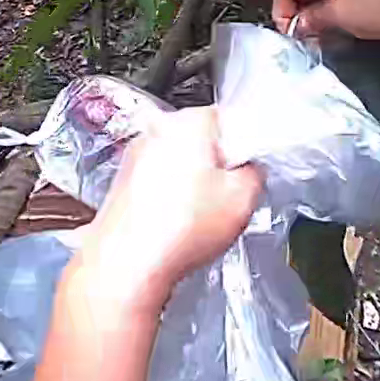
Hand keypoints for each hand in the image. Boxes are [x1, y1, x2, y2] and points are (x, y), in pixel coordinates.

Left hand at [71, 107, 263, 314]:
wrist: (128, 261)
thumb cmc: (180, 229)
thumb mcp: (243, 199)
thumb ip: (255, 171)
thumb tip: (249, 167)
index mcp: (187, 123)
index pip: (226, 119)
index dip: (242, 148)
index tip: (245, 172)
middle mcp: (156, 130)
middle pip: (200, 138)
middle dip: (215, 165)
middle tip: (224, 198)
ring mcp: (136, 152)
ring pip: (178, 159)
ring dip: (190, 180)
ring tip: (196, 215)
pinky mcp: (124, 176)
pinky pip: (157, 177)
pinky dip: (168, 193)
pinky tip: (174, 220)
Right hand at [271, 0, 379, 39]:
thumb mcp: (342, 16)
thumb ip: (312, 21)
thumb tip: (298, 27)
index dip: (283, 14)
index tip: (294, 39)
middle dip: (303, 14)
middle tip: (312, 41)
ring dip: (324, 14)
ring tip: (335, 35)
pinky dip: (344, 8)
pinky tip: (358, 24)